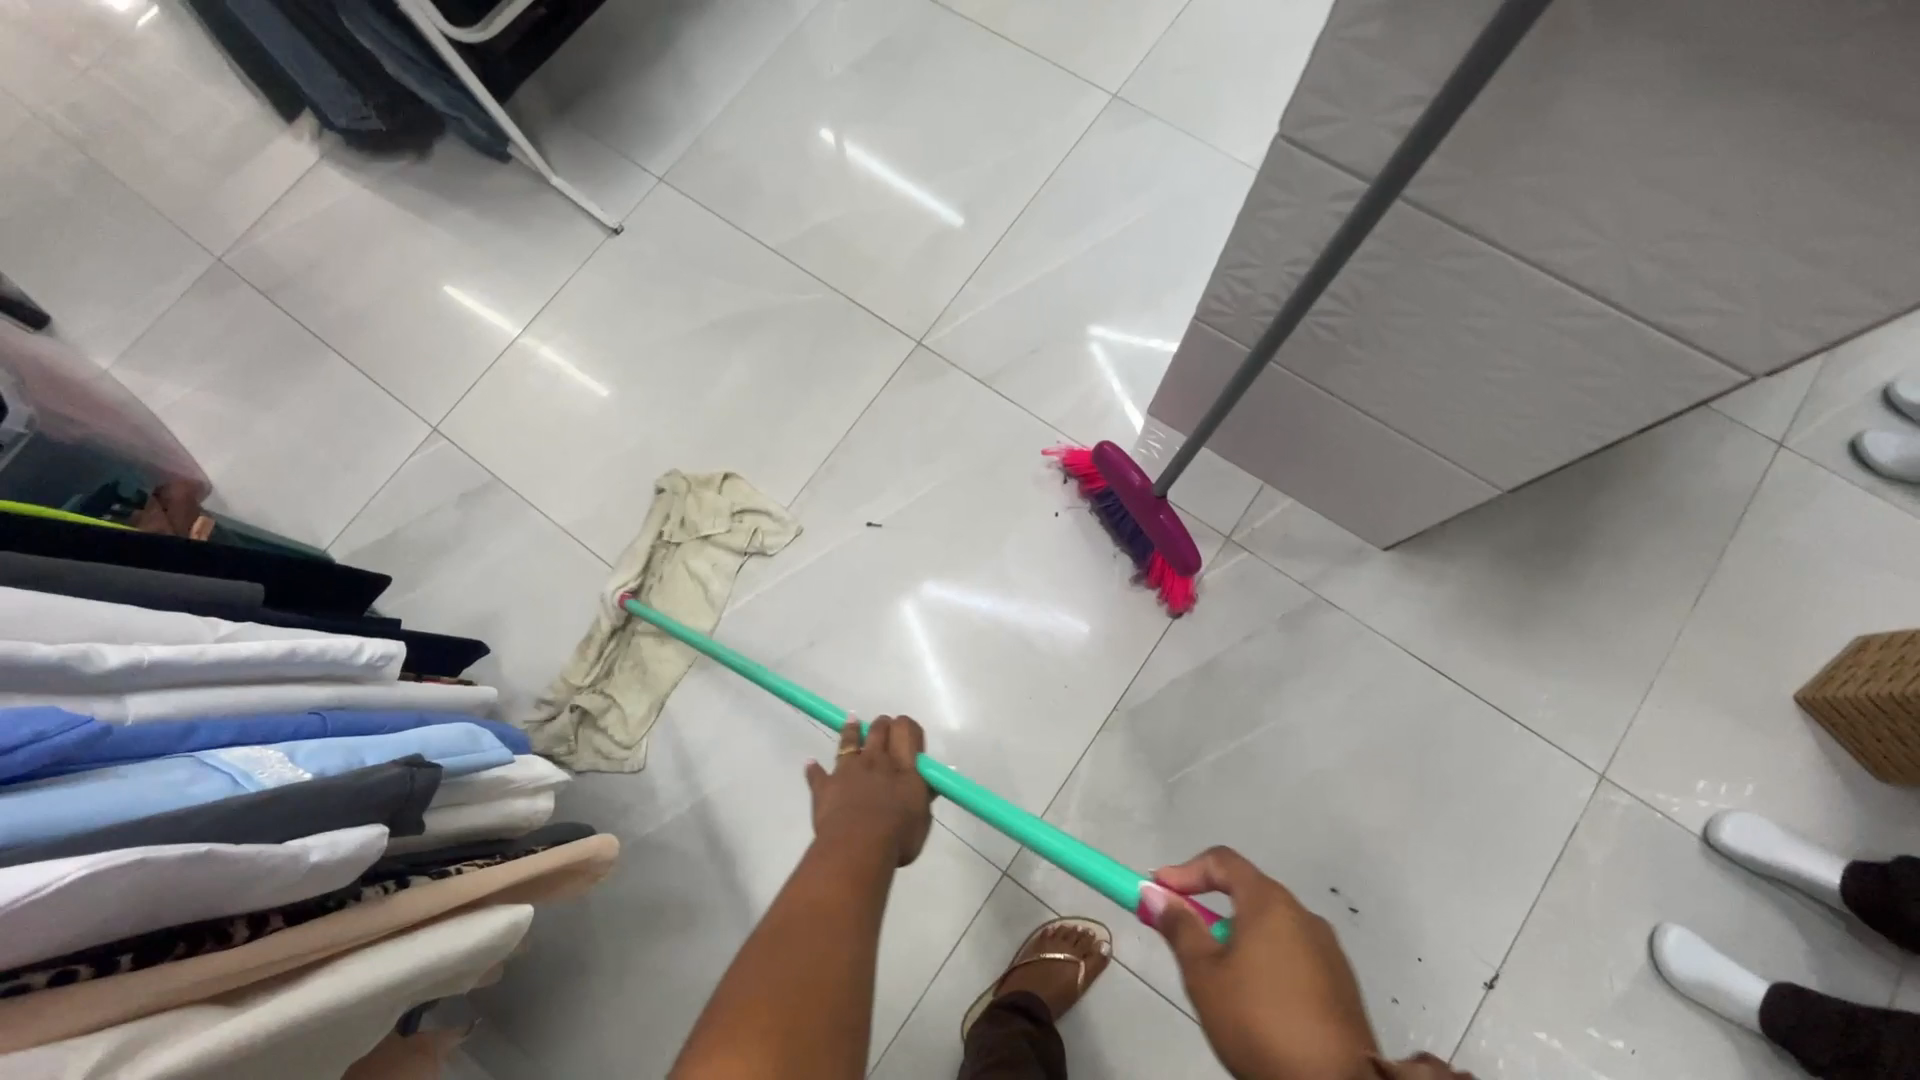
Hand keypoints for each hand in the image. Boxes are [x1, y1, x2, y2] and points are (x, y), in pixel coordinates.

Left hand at [804, 715, 933, 867]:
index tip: (906, 732)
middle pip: (879, 730)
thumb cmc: (897, 835)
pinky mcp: (825, 785)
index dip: (906, 728)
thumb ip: (922, 796)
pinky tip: (810, 764)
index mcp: (903, 766)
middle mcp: (876, 760)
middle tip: (883, 724)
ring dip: (851, 731)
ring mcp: (848, 770)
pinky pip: (817, 774)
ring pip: (849, 742)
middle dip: (882, 725)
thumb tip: (927, 785)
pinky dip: (814, 769)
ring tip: (852, 720)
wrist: (858, 846)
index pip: (906, 731)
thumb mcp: (922, 818)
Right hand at [1146, 847, 1377, 1079]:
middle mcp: (1303, 915)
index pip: (1222, 861)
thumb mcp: (1204, 975)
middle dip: (1210, 909)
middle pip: (1247, 893)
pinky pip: (1294, 955)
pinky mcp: (1342, 983)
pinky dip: (1267, 962)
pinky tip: (1258, 1003)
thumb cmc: (1258, 1020)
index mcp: (1270, 903)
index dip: (1184, 871)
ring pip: (1271, 928)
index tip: (1158, 891)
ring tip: (1220, 980)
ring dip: (1239, 939)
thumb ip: (1179, 928)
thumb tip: (1156, 894)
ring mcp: (1329, 950)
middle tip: (1184, 939)